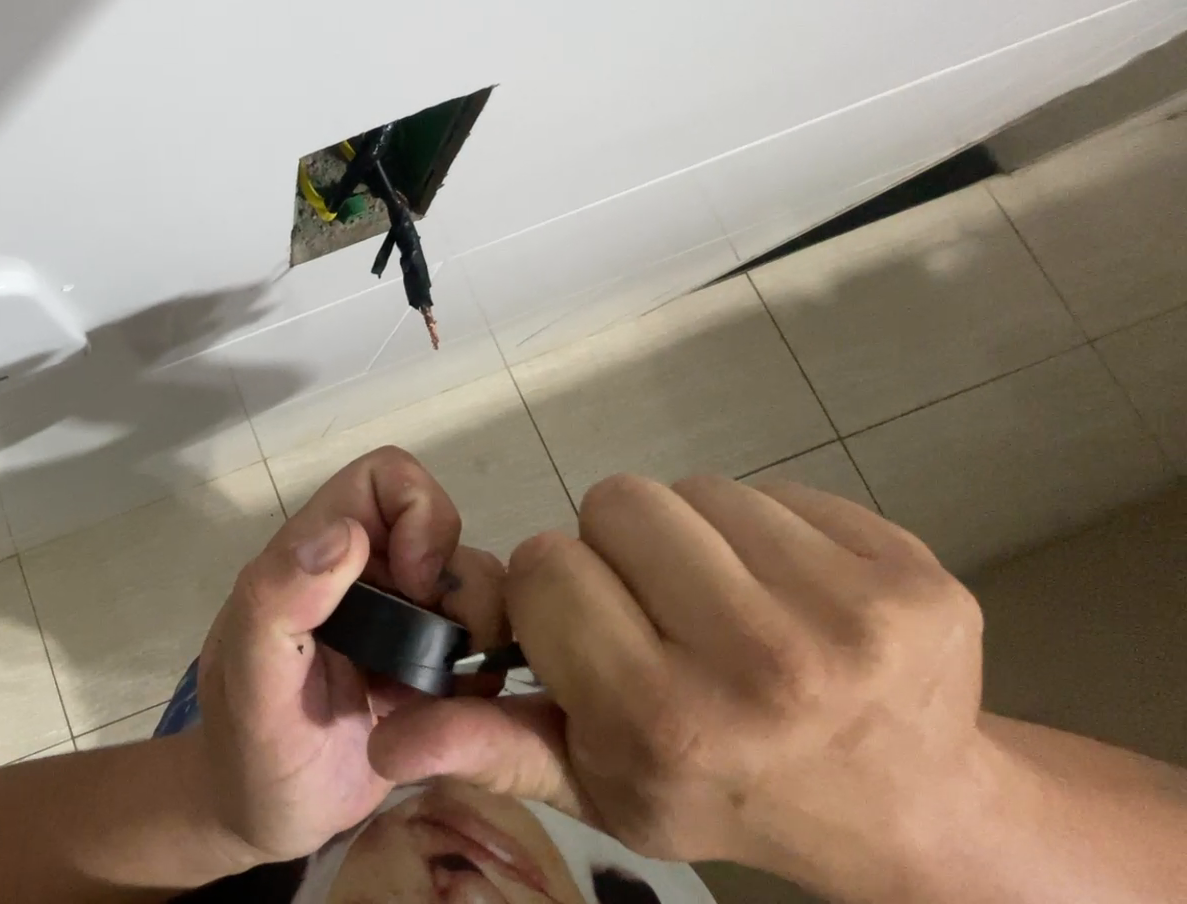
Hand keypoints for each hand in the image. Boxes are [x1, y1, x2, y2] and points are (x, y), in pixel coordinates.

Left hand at [193, 446, 505, 866]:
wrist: (265, 816)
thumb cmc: (246, 745)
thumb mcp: (250, 677)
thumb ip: (277, 601)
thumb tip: (345, 534)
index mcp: (316, 553)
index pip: (386, 478)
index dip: (417, 512)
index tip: (413, 582)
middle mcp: (366, 574)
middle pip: (445, 531)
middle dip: (458, 585)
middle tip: (435, 653)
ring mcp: (403, 622)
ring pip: (475, 587)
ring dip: (477, 637)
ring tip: (440, 698)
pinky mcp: (432, 669)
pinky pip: (486, 646)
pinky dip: (485, 676)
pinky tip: (454, 719)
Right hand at [370, 473, 991, 899]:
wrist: (910, 811)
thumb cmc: (721, 793)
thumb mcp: (594, 784)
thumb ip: (492, 744)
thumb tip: (387, 739)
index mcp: (664, 721)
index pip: (547, 567)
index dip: (554, 589)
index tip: (587, 627)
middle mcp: (760, 665)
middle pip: (615, 504)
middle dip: (613, 548)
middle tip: (651, 607)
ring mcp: (850, 611)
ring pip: (689, 488)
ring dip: (682, 534)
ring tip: (716, 600)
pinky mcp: (911, 567)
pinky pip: (770, 490)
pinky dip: (756, 530)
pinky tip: (782, 592)